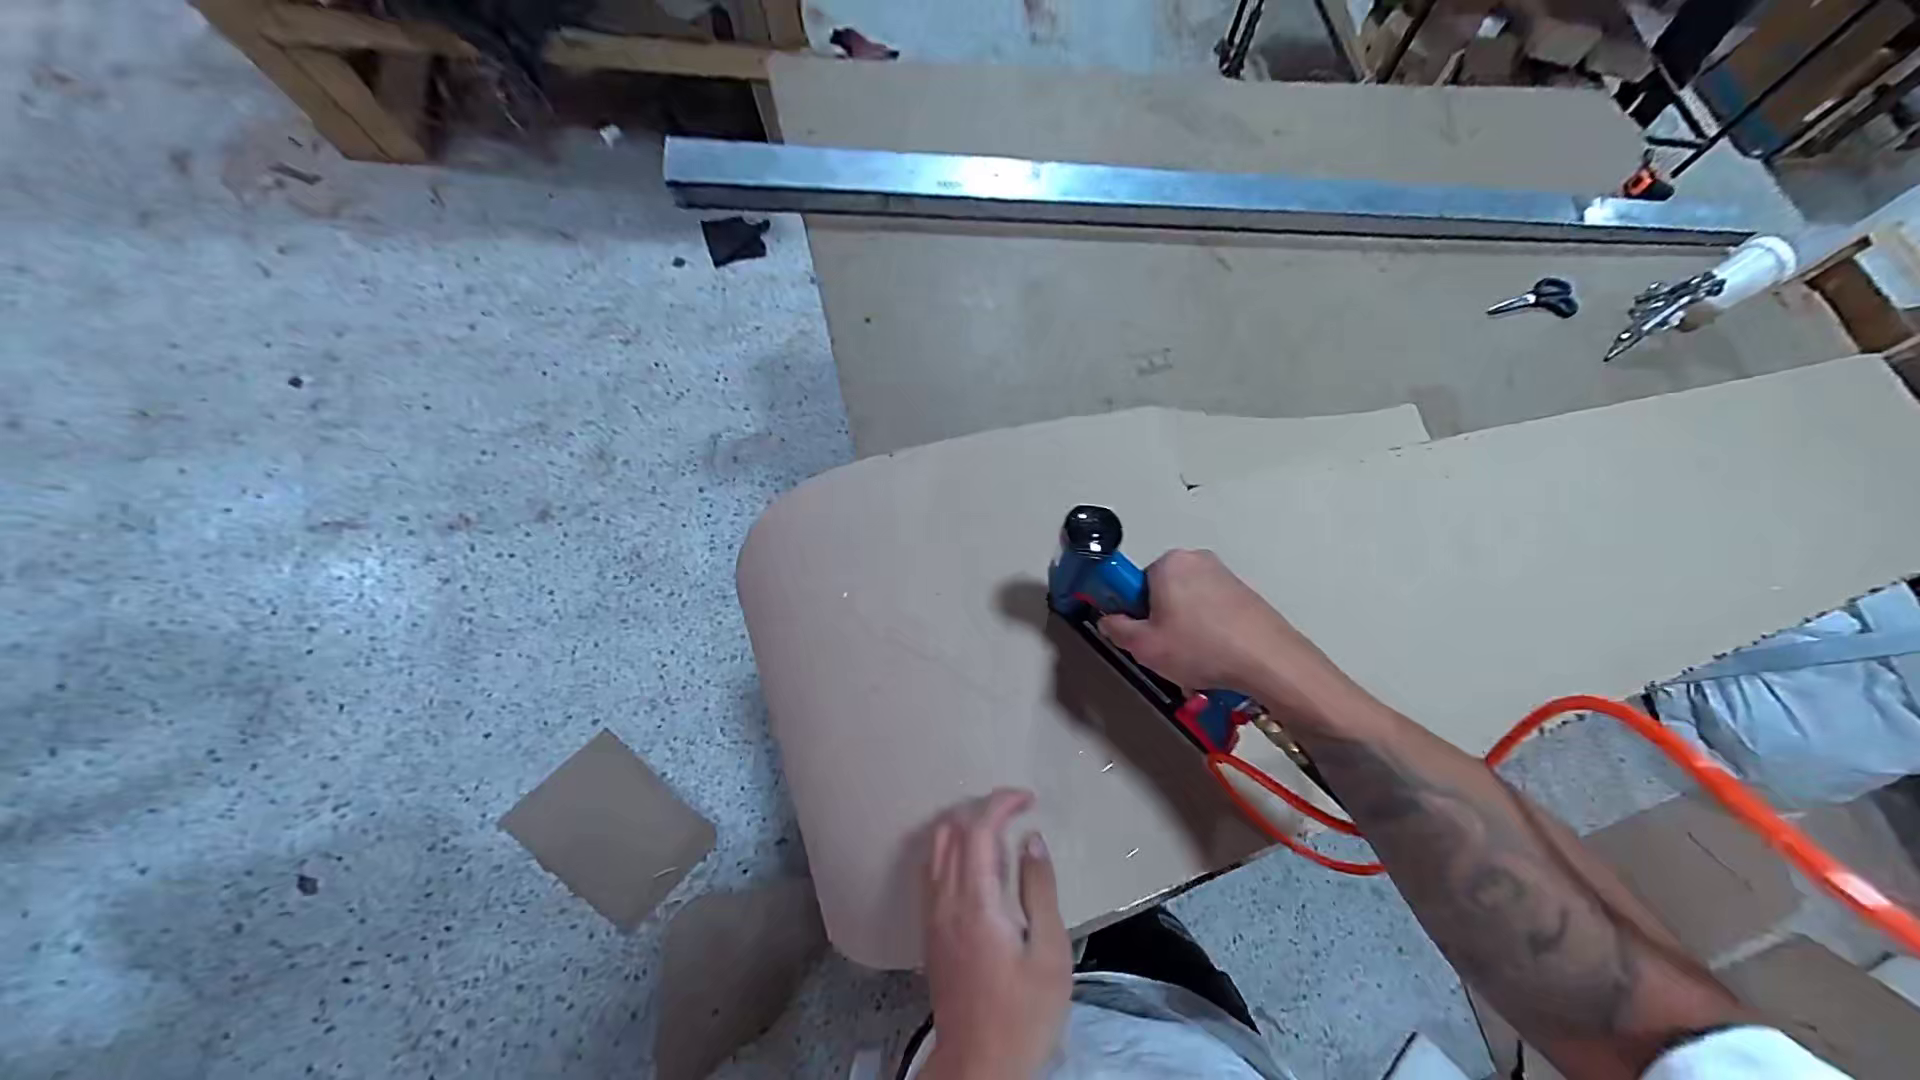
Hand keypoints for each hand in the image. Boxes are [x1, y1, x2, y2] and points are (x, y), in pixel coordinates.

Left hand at [922, 788, 1071, 1079]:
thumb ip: (1039, 890)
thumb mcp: (1049, 954)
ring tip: (1001, 834)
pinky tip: (978, 865)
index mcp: (975, 901)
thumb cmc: (1023, 1013)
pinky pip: (933, 869)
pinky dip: (953, 849)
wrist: (978, 1065)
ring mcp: (932, 913)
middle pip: (952, 829)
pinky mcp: (929, 929)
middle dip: (984, 809)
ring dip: (965, 826)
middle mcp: (945, 899)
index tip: (1028, 798)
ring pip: (936, 846)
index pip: (978, 829)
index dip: (1001, 803)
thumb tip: (1031, 840)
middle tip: (1019, 814)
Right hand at [1099, 549, 1354, 718]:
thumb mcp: (1143, 646)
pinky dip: (1204, 633)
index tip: (1126, 624)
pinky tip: (1209, 658)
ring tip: (1188, 658)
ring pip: (1184, 604)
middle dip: (1155, 619)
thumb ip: (1116, 629)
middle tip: (1159, 647)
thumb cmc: (1208, 648)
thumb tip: (1112, 623)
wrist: (1269, 663)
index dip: (1124, 606)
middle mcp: (1197, 561)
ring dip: (1180, 629)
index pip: (1128, 579)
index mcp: (1169, 563)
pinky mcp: (1242, 596)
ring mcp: (1223, 577)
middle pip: (1157, 591)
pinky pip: (1208, 612)